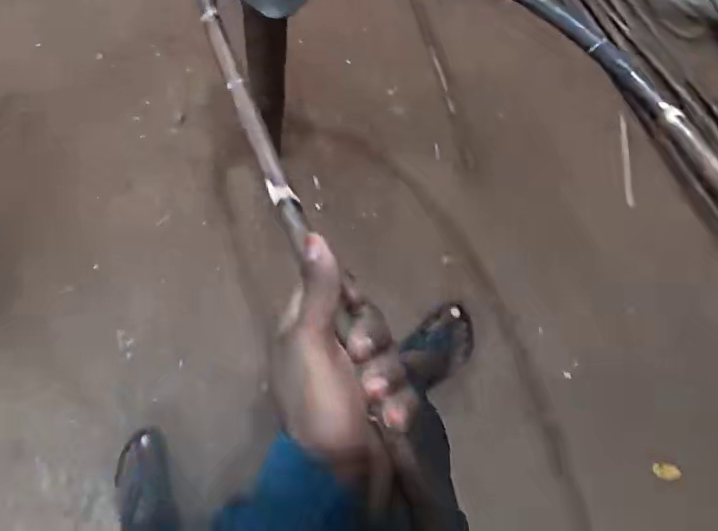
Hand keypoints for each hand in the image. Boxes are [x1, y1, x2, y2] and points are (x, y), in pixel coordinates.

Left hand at [270, 234, 418, 482]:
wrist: (340, 482)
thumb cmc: (314, 404)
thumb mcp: (309, 341)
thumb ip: (317, 289)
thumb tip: (312, 235)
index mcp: (308, 324)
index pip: (336, 288)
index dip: (350, 294)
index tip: (353, 304)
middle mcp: (335, 344)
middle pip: (371, 318)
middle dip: (372, 340)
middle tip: (359, 358)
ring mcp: (363, 375)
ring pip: (393, 353)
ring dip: (387, 378)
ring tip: (374, 403)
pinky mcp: (389, 404)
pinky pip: (408, 389)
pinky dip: (401, 406)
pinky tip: (391, 423)